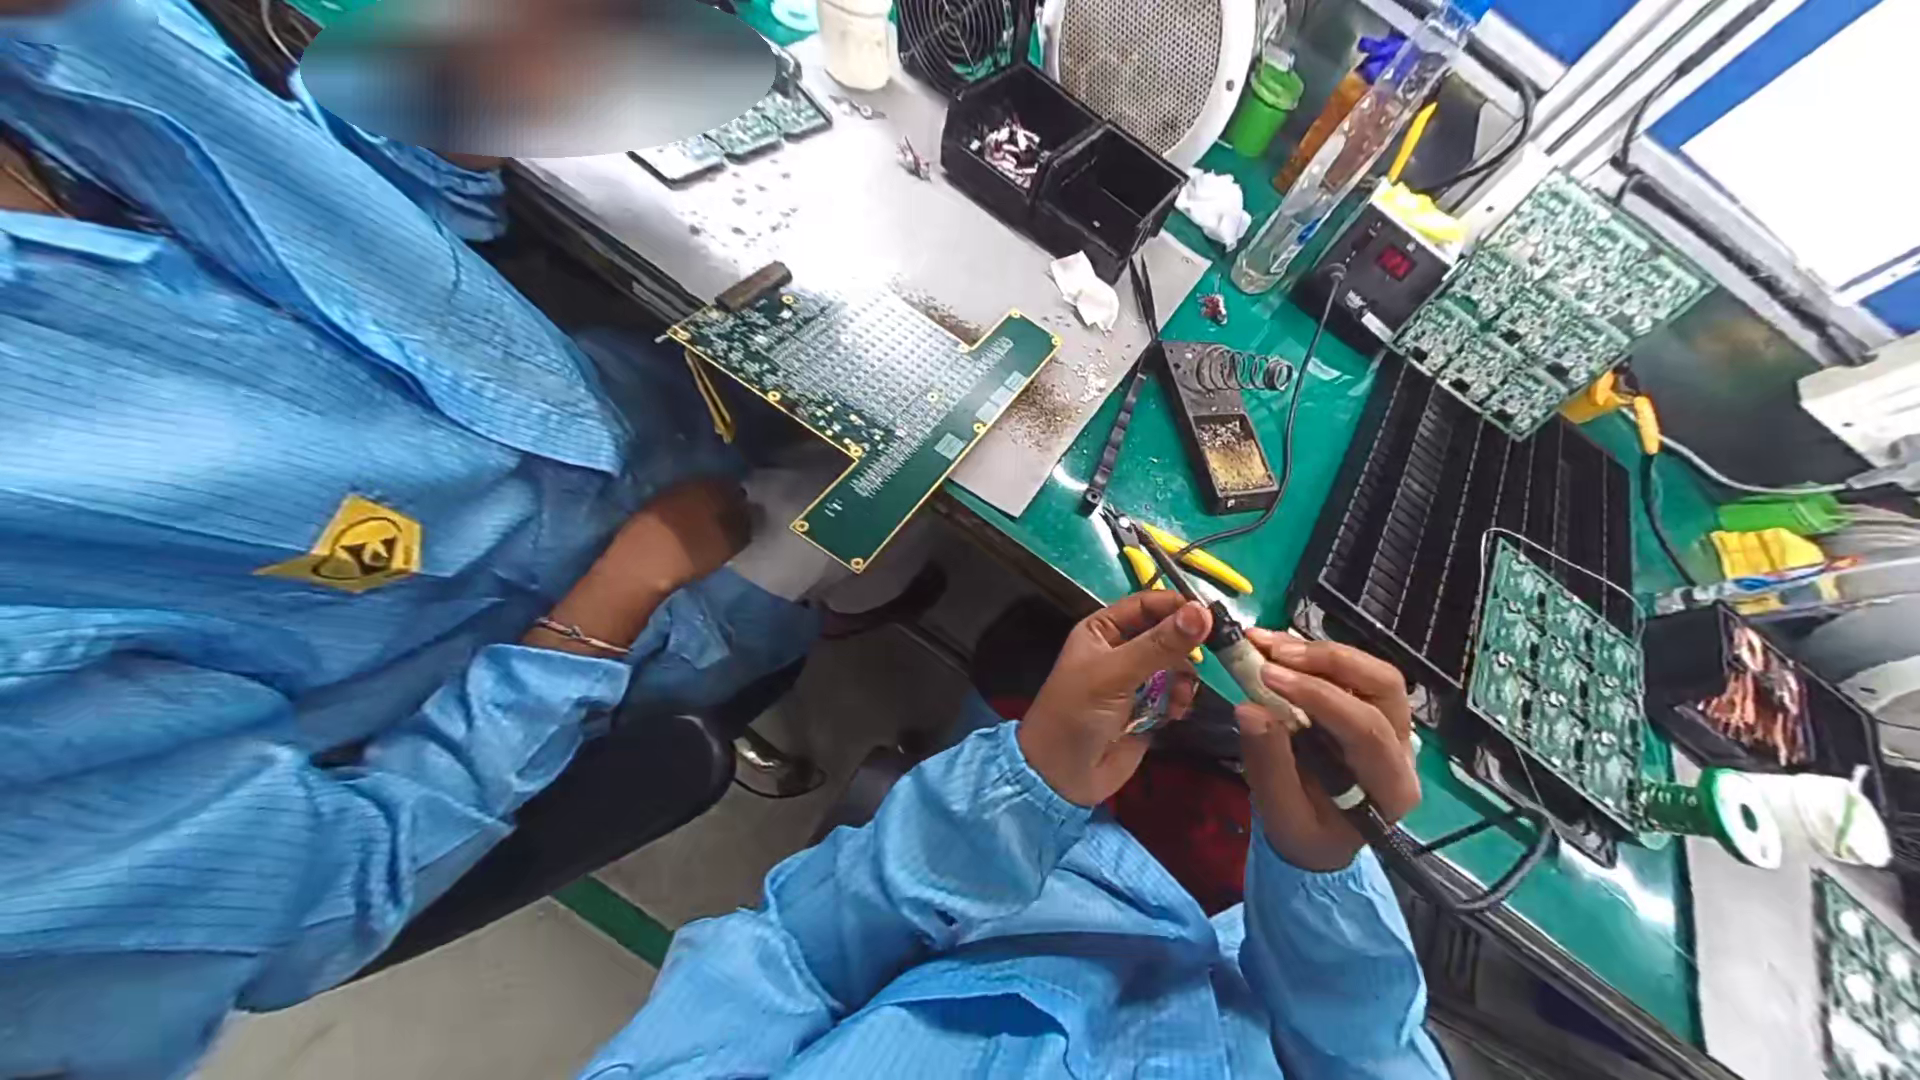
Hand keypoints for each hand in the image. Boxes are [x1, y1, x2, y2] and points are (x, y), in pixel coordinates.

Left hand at [608, 478, 751, 596]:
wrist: (637, 566)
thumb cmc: (690, 554)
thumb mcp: (728, 543)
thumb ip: (746, 525)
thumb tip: (754, 512)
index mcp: (711, 486)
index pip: (735, 486)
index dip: (745, 501)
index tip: (749, 517)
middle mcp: (688, 484)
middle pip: (713, 489)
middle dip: (724, 503)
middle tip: (732, 524)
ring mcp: (666, 495)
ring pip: (694, 497)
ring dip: (704, 510)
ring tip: (710, 530)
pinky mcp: (650, 509)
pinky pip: (678, 507)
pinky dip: (686, 516)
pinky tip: (688, 532)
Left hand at [1018, 592, 1211, 806]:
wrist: (1062, 774)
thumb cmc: (1077, 712)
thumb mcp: (1115, 673)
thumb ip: (1159, 645)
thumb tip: (1202, 612)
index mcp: (1103, 630)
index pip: (1147, 604)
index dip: (1178, 606)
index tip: (1212, 617)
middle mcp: (1121, 649)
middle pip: (1168, 634)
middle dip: (1187, 646)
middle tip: (1207, 659)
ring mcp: (1137, 680)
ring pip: (1177, 665)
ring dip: (1184, 678)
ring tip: (1180, 696)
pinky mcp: (1150, 709)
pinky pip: (1178, 694)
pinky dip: (1182, 700)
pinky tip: (1175, 713)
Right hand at [1234, 629, 1420, 870]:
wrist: (1318, 838)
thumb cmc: (1305, 831)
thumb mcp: (1281, 811)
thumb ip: (1269, 763)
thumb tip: (1249, 709)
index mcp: (1389, 784)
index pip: (1366, 728)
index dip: (1318, 695)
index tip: (1266, 675)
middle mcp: (1399, 747)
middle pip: (1383, 685)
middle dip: (1327, 660)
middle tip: (1273, 652)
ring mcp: (1386, 723)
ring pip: (1369, 670)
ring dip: (1315, 650)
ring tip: (1263, 642)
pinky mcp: (1362, 706)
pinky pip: (1346, 670)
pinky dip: (1307, 652)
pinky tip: (1271, 646)